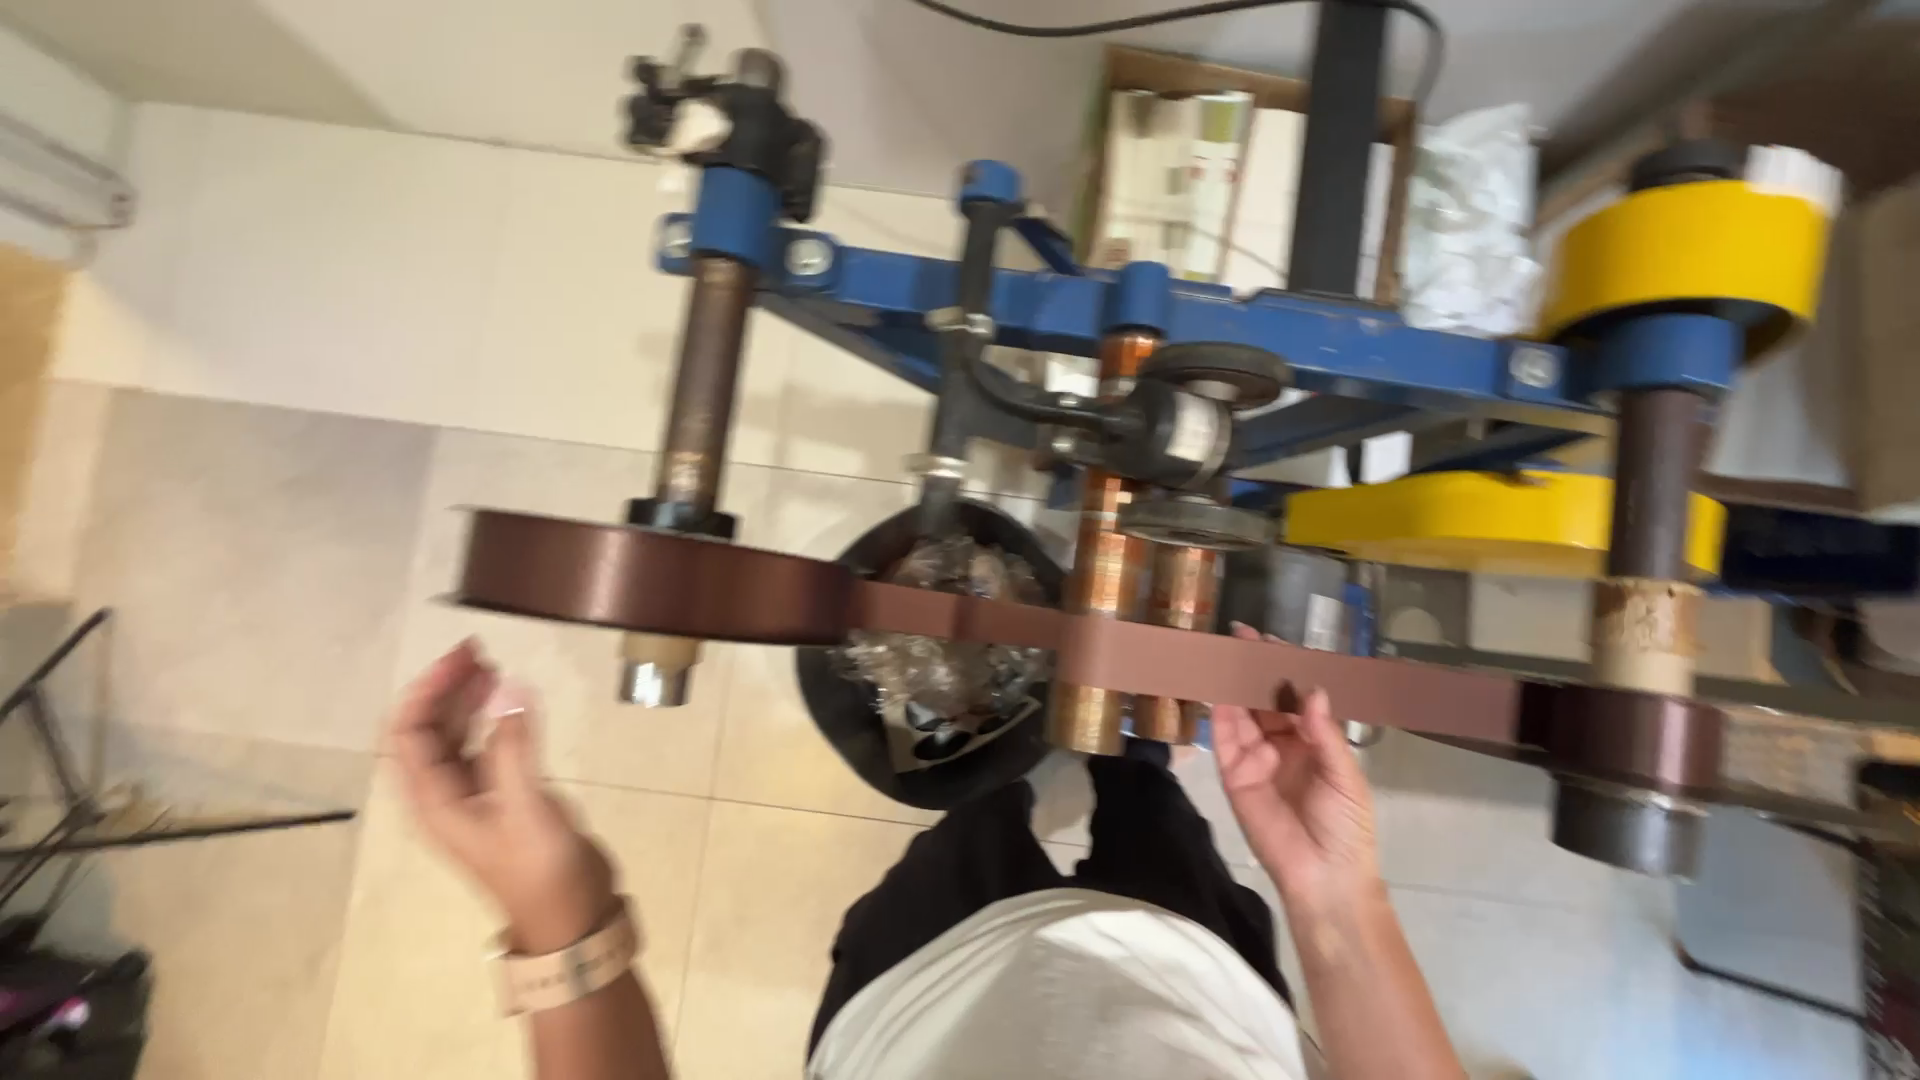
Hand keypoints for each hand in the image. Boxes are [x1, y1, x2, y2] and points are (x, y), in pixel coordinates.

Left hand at [386, 639, 616, 953]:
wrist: (569, 916)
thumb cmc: (540, 870)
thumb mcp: (526, 808)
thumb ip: (514, 747)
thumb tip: (510, 686)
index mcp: (434, 801)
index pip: (408, 734)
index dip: (427, 690)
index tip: (464, 657)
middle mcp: (445, 795)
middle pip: (426, 731)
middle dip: (444, 688)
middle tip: (479, 650)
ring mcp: (474, 796)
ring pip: (453, 737)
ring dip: (465, 700)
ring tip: (491, 666)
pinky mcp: (503, 797)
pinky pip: (483, 747)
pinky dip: (491, 719)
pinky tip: (510, 703)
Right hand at [1213, 623, 1380, 917]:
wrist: (1324, 877)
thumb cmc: (1347, 827)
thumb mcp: (1346, 777)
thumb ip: (1326, 733)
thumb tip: (1313, 689)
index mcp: (1313, 740)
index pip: (1294, 696)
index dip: (1283, 668)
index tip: (1270, 641)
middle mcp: (1281, 742)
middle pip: (1262, 698)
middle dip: (1251, 668)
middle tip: (1239, 636)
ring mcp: (1254, 756)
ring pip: (1240, 711)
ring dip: (1231, 683)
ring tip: (1222, 652)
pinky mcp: (1233, 773)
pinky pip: (1223, 738)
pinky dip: (1217, 712)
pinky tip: (1215, 687)